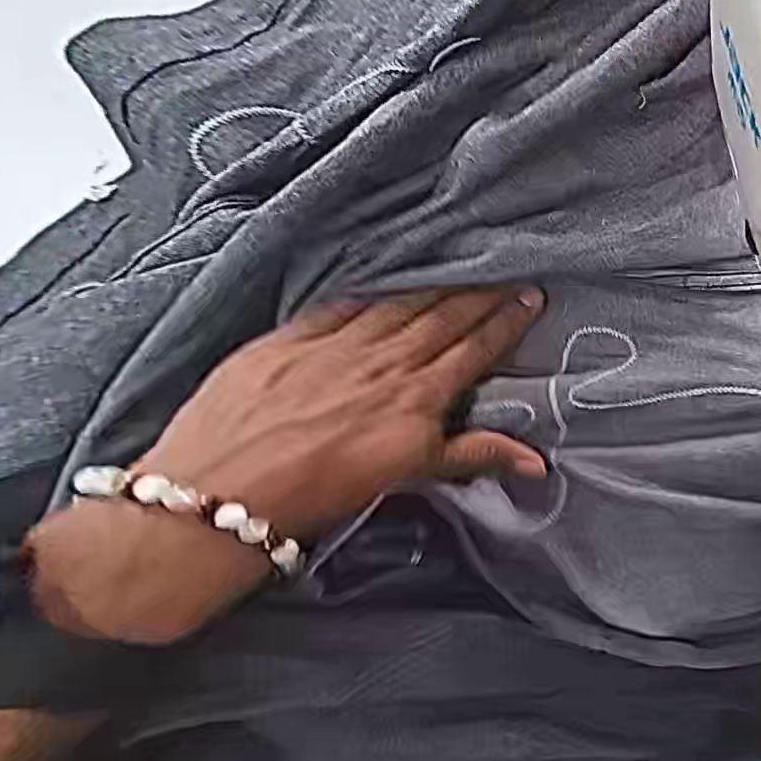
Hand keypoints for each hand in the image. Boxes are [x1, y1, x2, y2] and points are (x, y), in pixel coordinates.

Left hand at [28, 288, 547, 643]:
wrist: (223, 492)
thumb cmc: (325, 491)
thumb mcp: (409, 475)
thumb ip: (476, 455)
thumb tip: (538, 461)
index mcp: (417, 397)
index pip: (474, 348)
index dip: (506, 321)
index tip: (530, 297)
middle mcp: (384, 362)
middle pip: (445, 318)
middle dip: (482, 294)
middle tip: (509, 272)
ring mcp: (336, 345)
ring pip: (401, 304)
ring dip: (438, 285)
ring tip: (462, 268)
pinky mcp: (291, 337)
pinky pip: (344, 303)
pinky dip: (373, 289)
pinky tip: (388, 278)